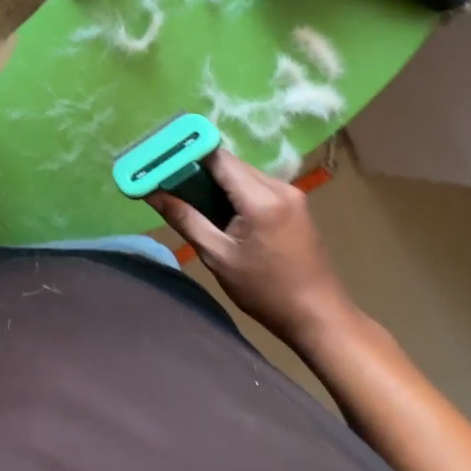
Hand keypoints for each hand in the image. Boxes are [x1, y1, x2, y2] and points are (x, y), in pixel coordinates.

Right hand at [148, 150, 355, 347]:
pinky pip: (254, 187)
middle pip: (229, 163)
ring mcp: (291, 196)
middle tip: (164, 182)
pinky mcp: (293, 206)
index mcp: (262, 199)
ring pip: (241, 174)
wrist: (319, 316)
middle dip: (195, 169)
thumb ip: (184, 218)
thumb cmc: (265, 290)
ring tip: (184, 198)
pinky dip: (230, 192)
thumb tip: (152, 193)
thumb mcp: (217, 256)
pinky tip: (215, 210)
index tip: (158, 161)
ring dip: (213, 182)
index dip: (185, 154)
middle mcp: (280, 188)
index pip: (217, 157)